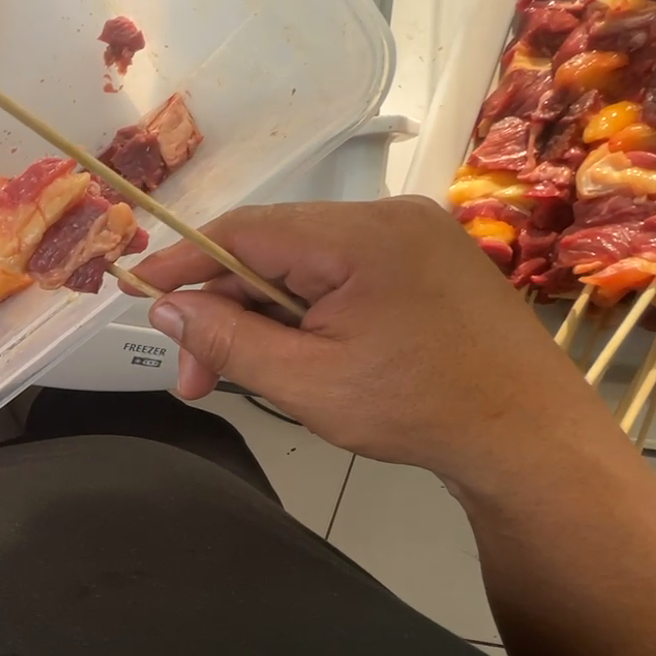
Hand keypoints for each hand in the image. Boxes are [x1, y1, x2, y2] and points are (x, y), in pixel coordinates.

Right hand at [128, 197, 620, 491]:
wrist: (524, 435)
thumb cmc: (412, 408)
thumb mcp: (300, 380)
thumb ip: (225, 338)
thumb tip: (162, 307)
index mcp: (360, 237)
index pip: (243, 232)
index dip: (181, 261)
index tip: (131, 289)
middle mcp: (386, 219)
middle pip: (266, 253)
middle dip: (219, 314)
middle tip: (193, 380)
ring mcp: (408, 239)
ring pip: (296, 268)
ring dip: (254, 321)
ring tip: (232, 379)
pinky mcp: (418, 264)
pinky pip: (330, 277)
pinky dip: (293, 316)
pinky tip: (284, 356)